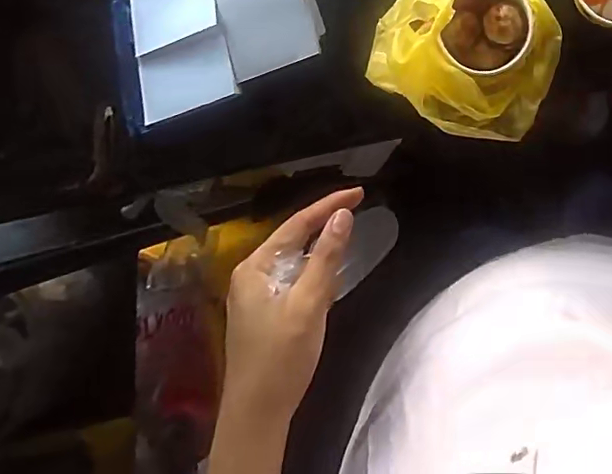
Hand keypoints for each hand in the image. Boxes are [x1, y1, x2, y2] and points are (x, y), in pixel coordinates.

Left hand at [220, 187, 362, 418]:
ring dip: (321, 243)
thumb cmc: (281, 359)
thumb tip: (343, 215)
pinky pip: (294, 276)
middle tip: (357, 203)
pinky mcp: (266, 311)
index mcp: (255, 267)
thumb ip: (327, 256)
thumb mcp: (309, 303)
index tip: (358, 192)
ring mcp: (257, 294)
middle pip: (295, 236)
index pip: (298, 223)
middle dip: (325, 219)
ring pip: (295, 257)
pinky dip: (314, 267)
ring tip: (347, 226)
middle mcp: (252, 274)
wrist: (257, 419)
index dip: (329, 204)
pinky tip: (330, 267)